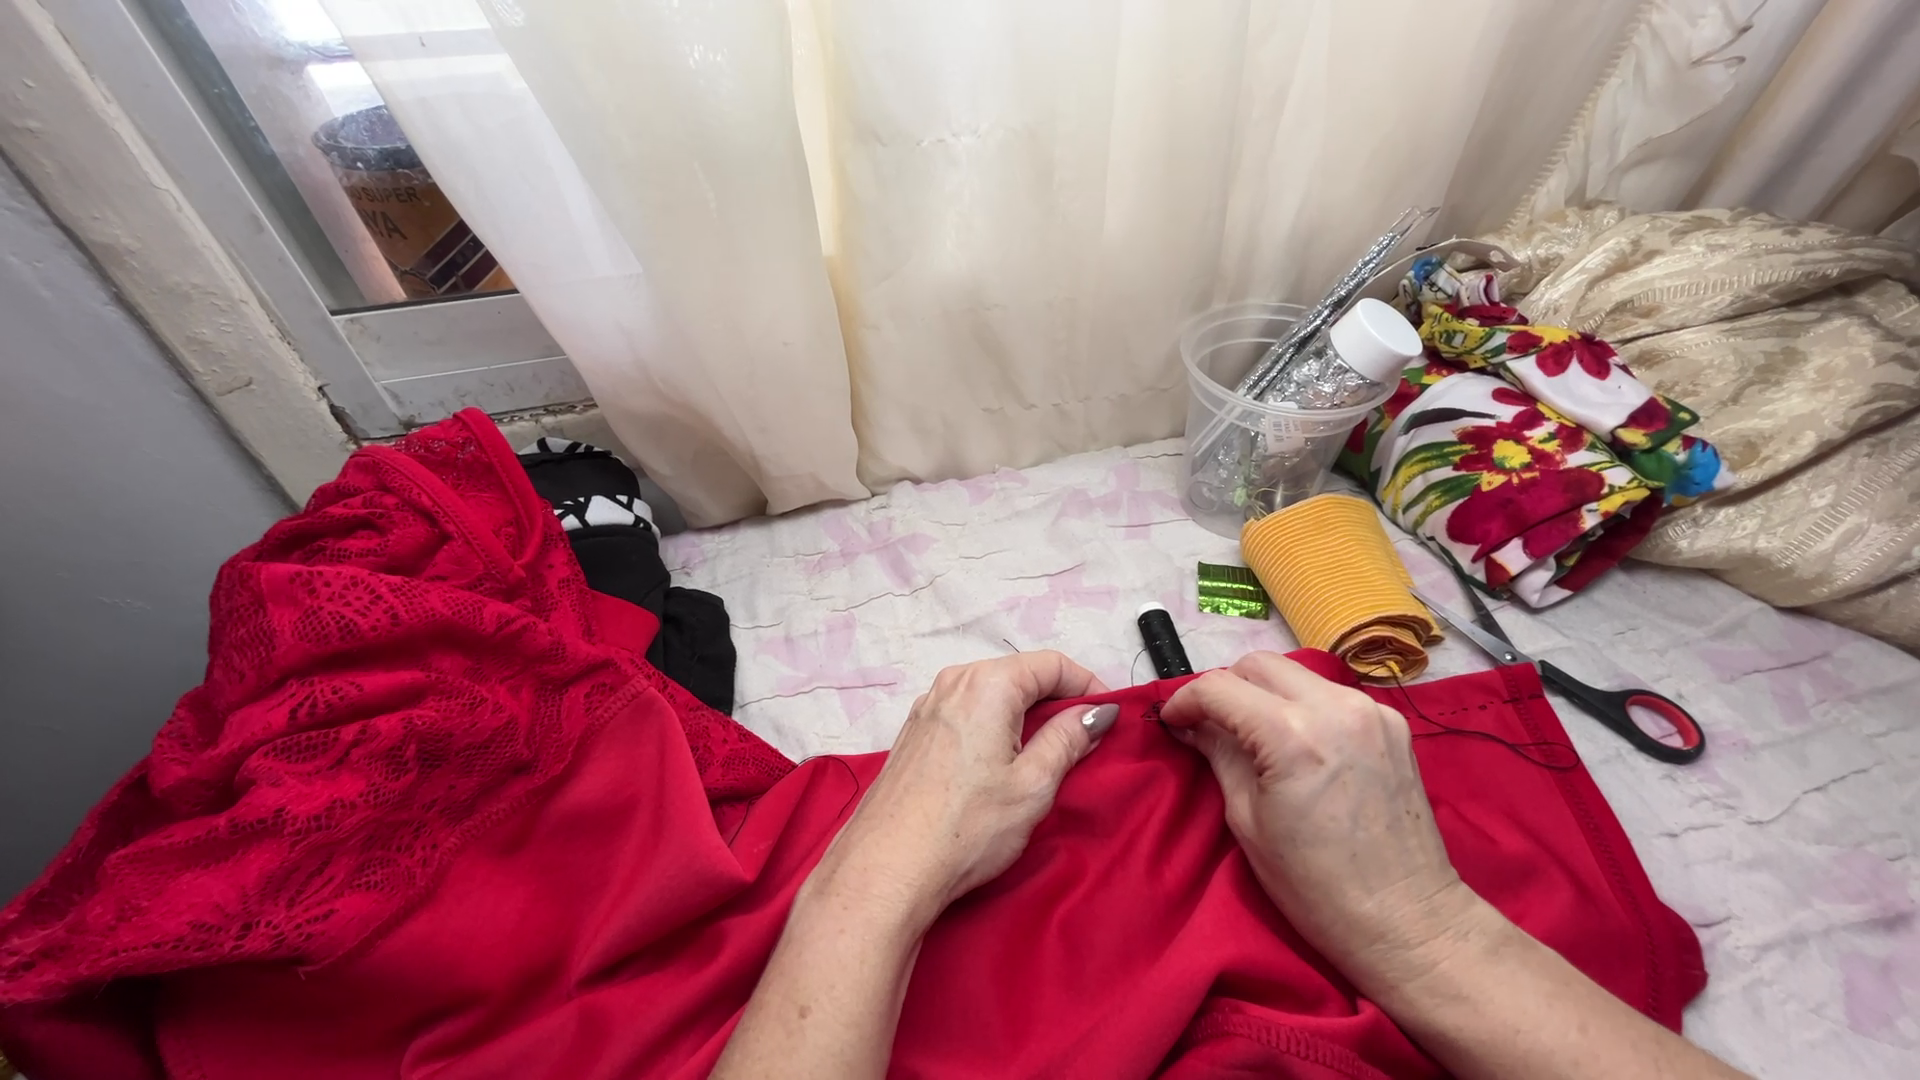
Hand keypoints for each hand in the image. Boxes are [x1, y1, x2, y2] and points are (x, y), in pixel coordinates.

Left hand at [817, 651, 1115, 922]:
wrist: (888, 868)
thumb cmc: (966, 828)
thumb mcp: (1034, 784)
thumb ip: (1068, 738)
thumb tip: (1095, 713)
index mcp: (986, 684)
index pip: (1051, 664)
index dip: (1087, 686)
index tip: (1107, 716)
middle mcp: (953, 682)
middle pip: (1020, 674)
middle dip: (1056, 699)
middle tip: (1084, 737)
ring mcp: (928, 705)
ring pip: (992, 693)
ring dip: (1025, 713)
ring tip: (1047, 754)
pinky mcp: (915, 731)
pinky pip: (967, 711)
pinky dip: (994, 724)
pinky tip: (1002, 762)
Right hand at [1160, 652, 1480, 992]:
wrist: (1406, 919)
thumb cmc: (1312, 884)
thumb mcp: (1246, 818)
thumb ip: (1219, 755)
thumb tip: (1191, 726)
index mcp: (1292, 735)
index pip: (1219, 688)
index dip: (1185, 700)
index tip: (1172, 721)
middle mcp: (1335, 707)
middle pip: (1258, 664)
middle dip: (1225, 687)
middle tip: (1210, 724)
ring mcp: (1370, 710)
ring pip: (1295, 673)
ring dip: (1263, 692)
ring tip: (1251, 731)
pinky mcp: (1392, 722)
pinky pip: (1329, 694)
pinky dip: (1301, 704)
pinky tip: (1296, 740)